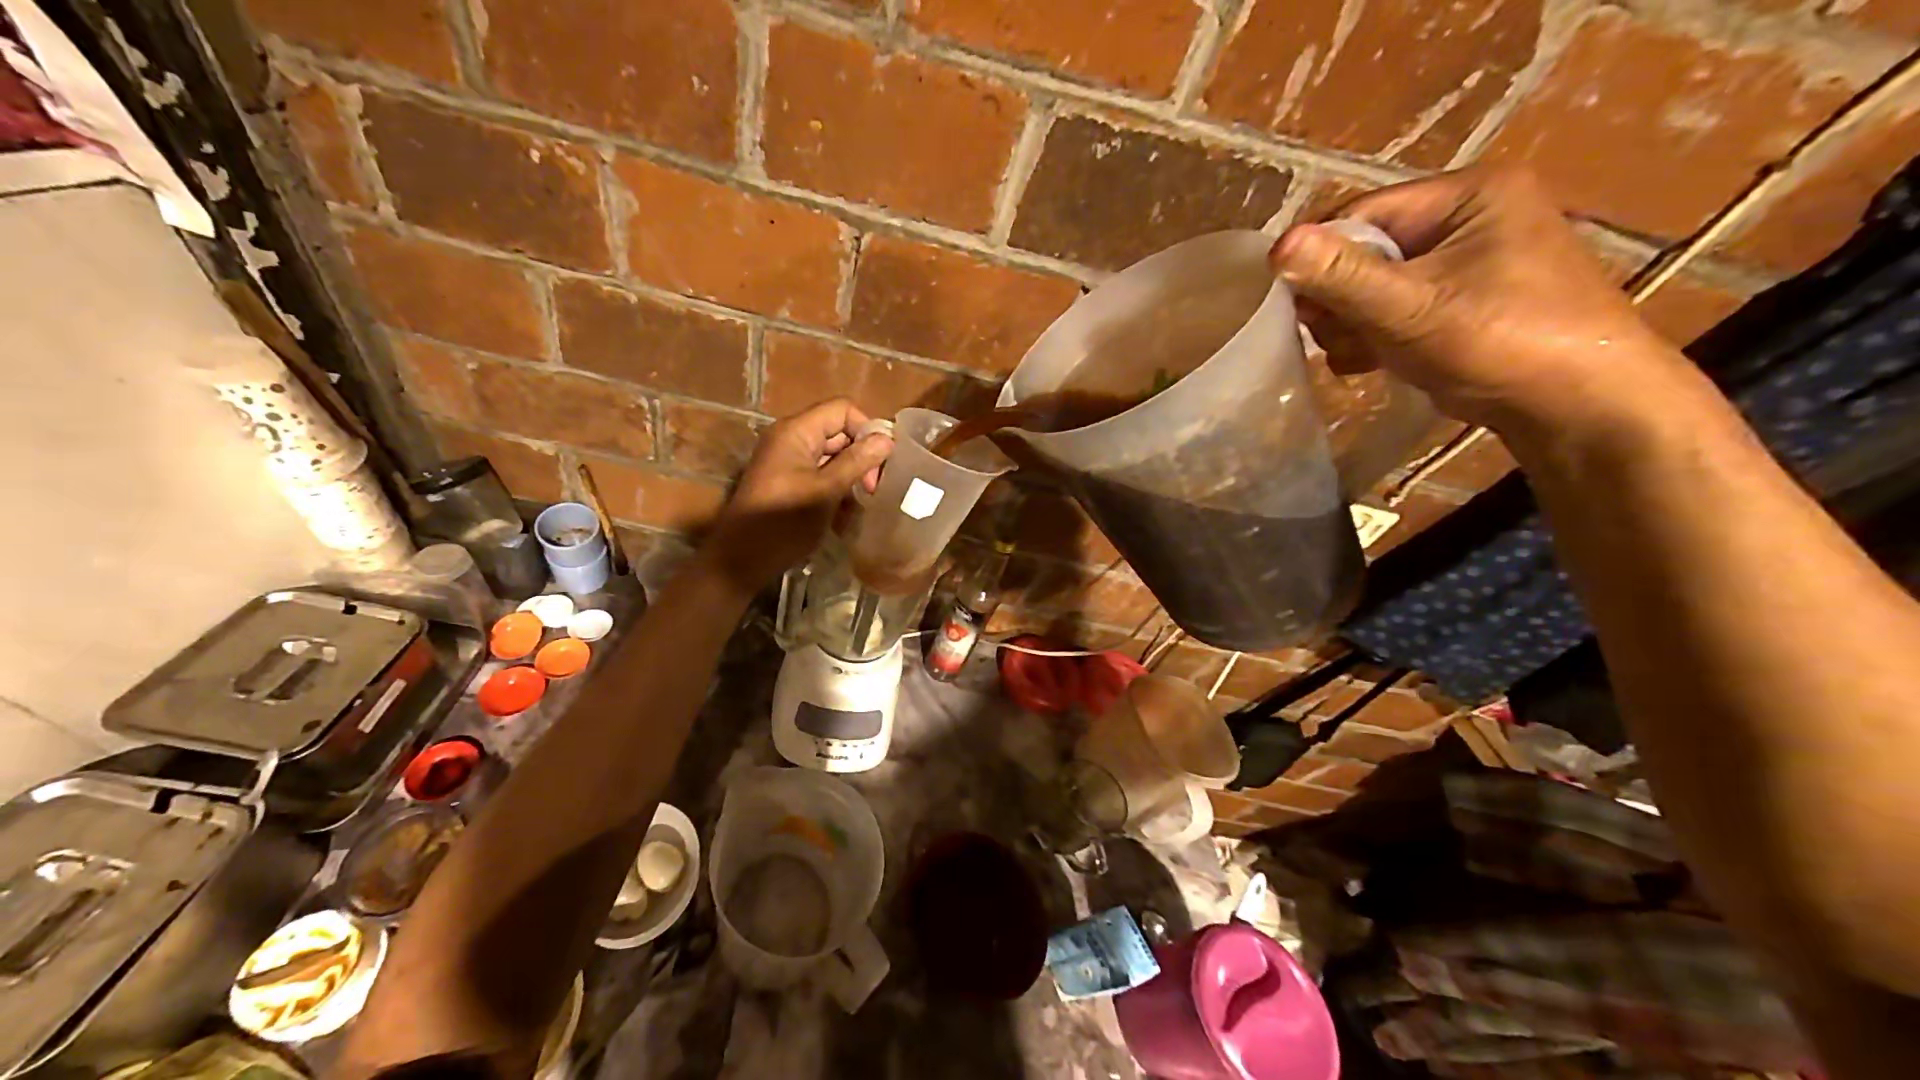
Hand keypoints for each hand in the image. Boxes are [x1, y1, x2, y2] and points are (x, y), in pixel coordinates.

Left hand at [701, 398, 893, 590]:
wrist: (740, 560)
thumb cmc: (782, 523)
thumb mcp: (825, 492)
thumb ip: (856, 462)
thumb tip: (887, 439)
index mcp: (796, 431)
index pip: (842, 410)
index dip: (866, 430)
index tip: (881, 463)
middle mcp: (791, 437)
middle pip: (838, 430)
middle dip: (862, 455)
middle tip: (874, 489)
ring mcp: (788, 459)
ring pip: (833, 453)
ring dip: (852, 473)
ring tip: (864, 500)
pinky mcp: (788, 480)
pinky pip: (821, 471)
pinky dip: (837, 485)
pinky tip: (846, 509)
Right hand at [1270, 166, 1695, 441]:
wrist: (1579, 405)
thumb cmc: (1500, 342)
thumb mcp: (1410, 307)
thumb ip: (1342, 276)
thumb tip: (1276, 245)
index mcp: (1468, 194)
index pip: (1362, 214)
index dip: (1321, 259)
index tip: (1298, 308)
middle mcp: (1469, 216)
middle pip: (1365, 251)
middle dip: (1339, 300)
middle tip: (1335, 337)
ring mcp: (1467, 260)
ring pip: (1374, 285)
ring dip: (1352, 323)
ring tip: (1357, 355)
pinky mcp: (1463, 301)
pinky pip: (1396, 308)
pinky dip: (1375, 335)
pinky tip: (1369, 362)